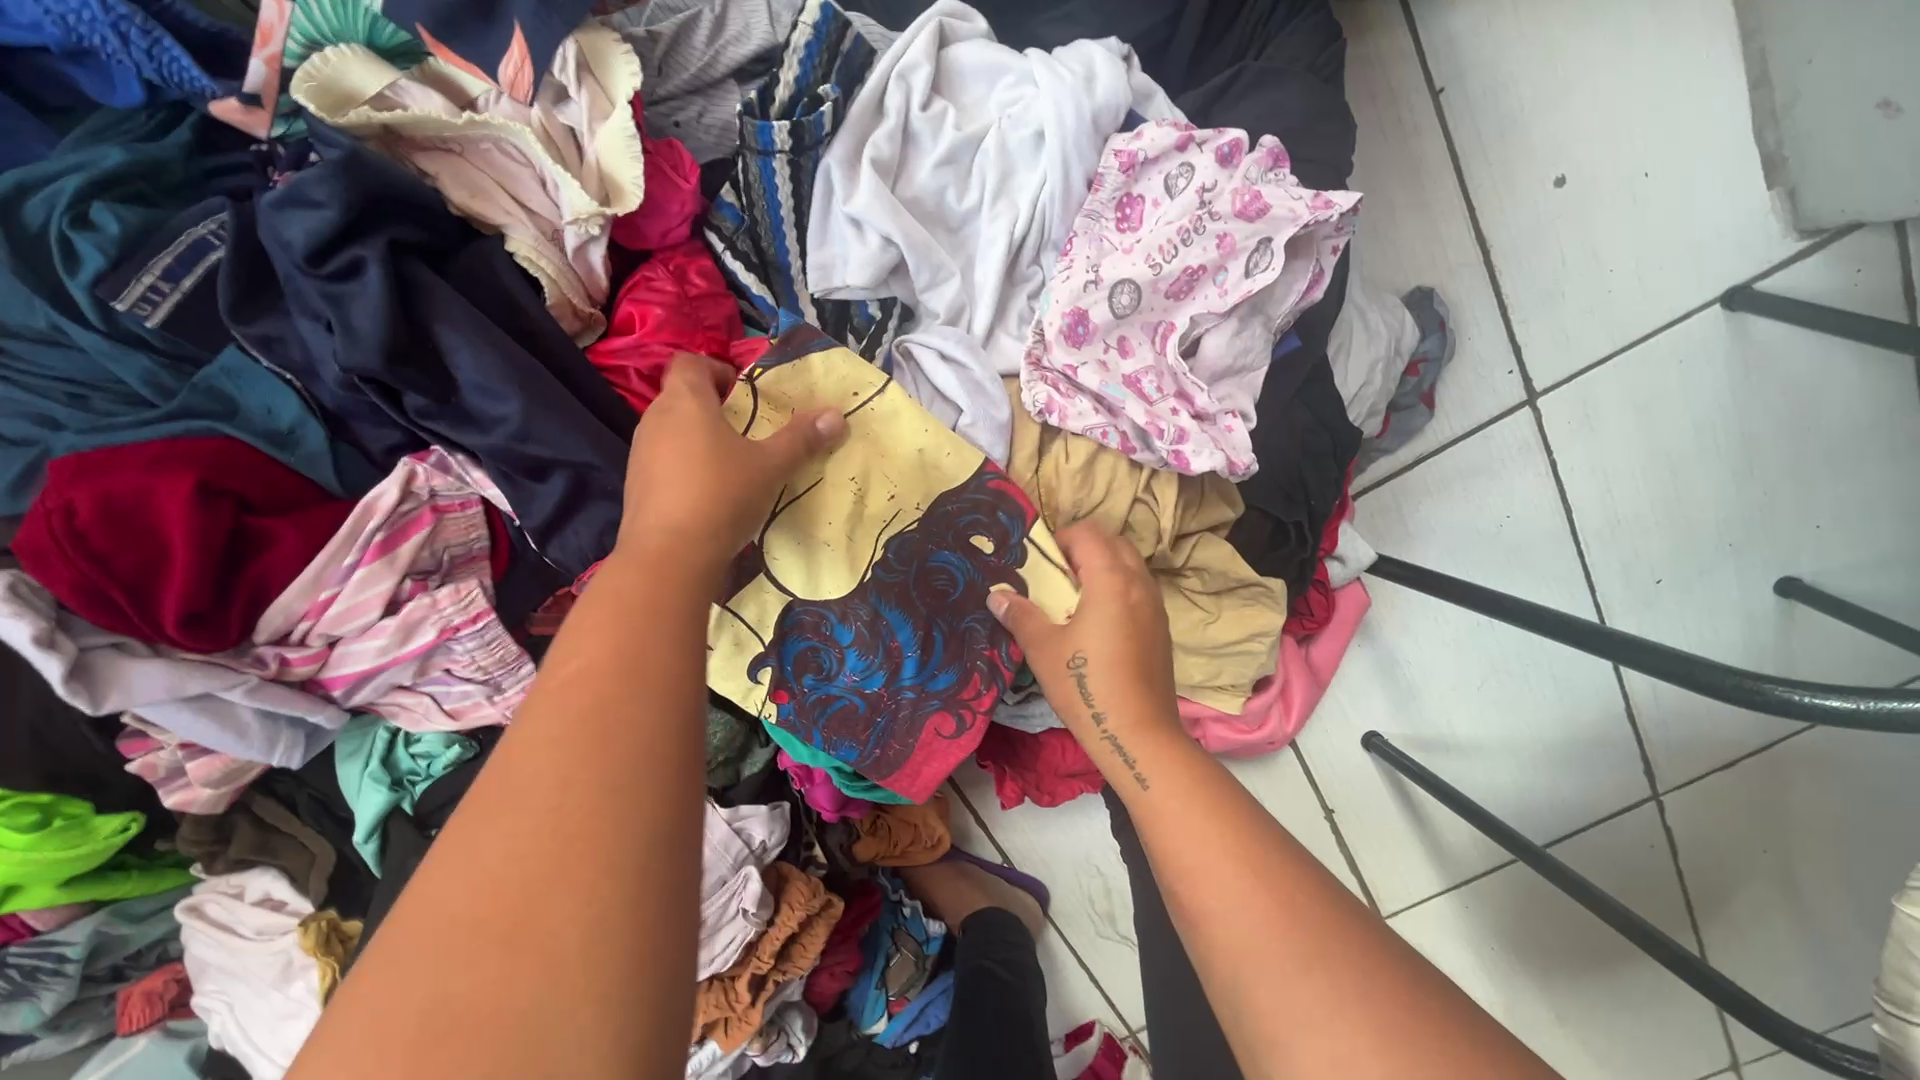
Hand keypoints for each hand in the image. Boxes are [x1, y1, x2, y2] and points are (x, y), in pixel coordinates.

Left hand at [615, 353, 847, 576]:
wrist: (669, 556)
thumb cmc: (721, 496)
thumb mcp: (771, 467)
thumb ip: (801, 439)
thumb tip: (836, 415)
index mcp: (686, 401)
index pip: (690, 362)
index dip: (716, 369)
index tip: (743, 392)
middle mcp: (655, 419)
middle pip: (682, 397)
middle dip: (713, 408)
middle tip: (747, 430)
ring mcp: (641, 453)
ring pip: (672, 431)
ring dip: (698, 439)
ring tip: (732, 465)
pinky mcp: (637, 486)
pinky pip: (664, 463)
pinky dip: (685, 468)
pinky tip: (710, 495)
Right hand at [986, 524, 1181, 789]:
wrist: (1139, 734)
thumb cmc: (1086, 687)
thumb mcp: (1044, 649)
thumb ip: (1020, 615)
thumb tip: (996, 595)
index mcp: (1111, 580)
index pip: (1088, 533)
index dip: (1061, 538)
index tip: (1040, 563)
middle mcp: (1139, 584)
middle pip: (1113, 543)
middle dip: (1083, 549)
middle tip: (1056, 577)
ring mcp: (1155, 606)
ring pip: (1130, 566)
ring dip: (1103, 569)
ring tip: (1074, 600)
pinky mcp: (1161, 629)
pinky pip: (1139, 590)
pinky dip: (1118, 590)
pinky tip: (1097, 624)